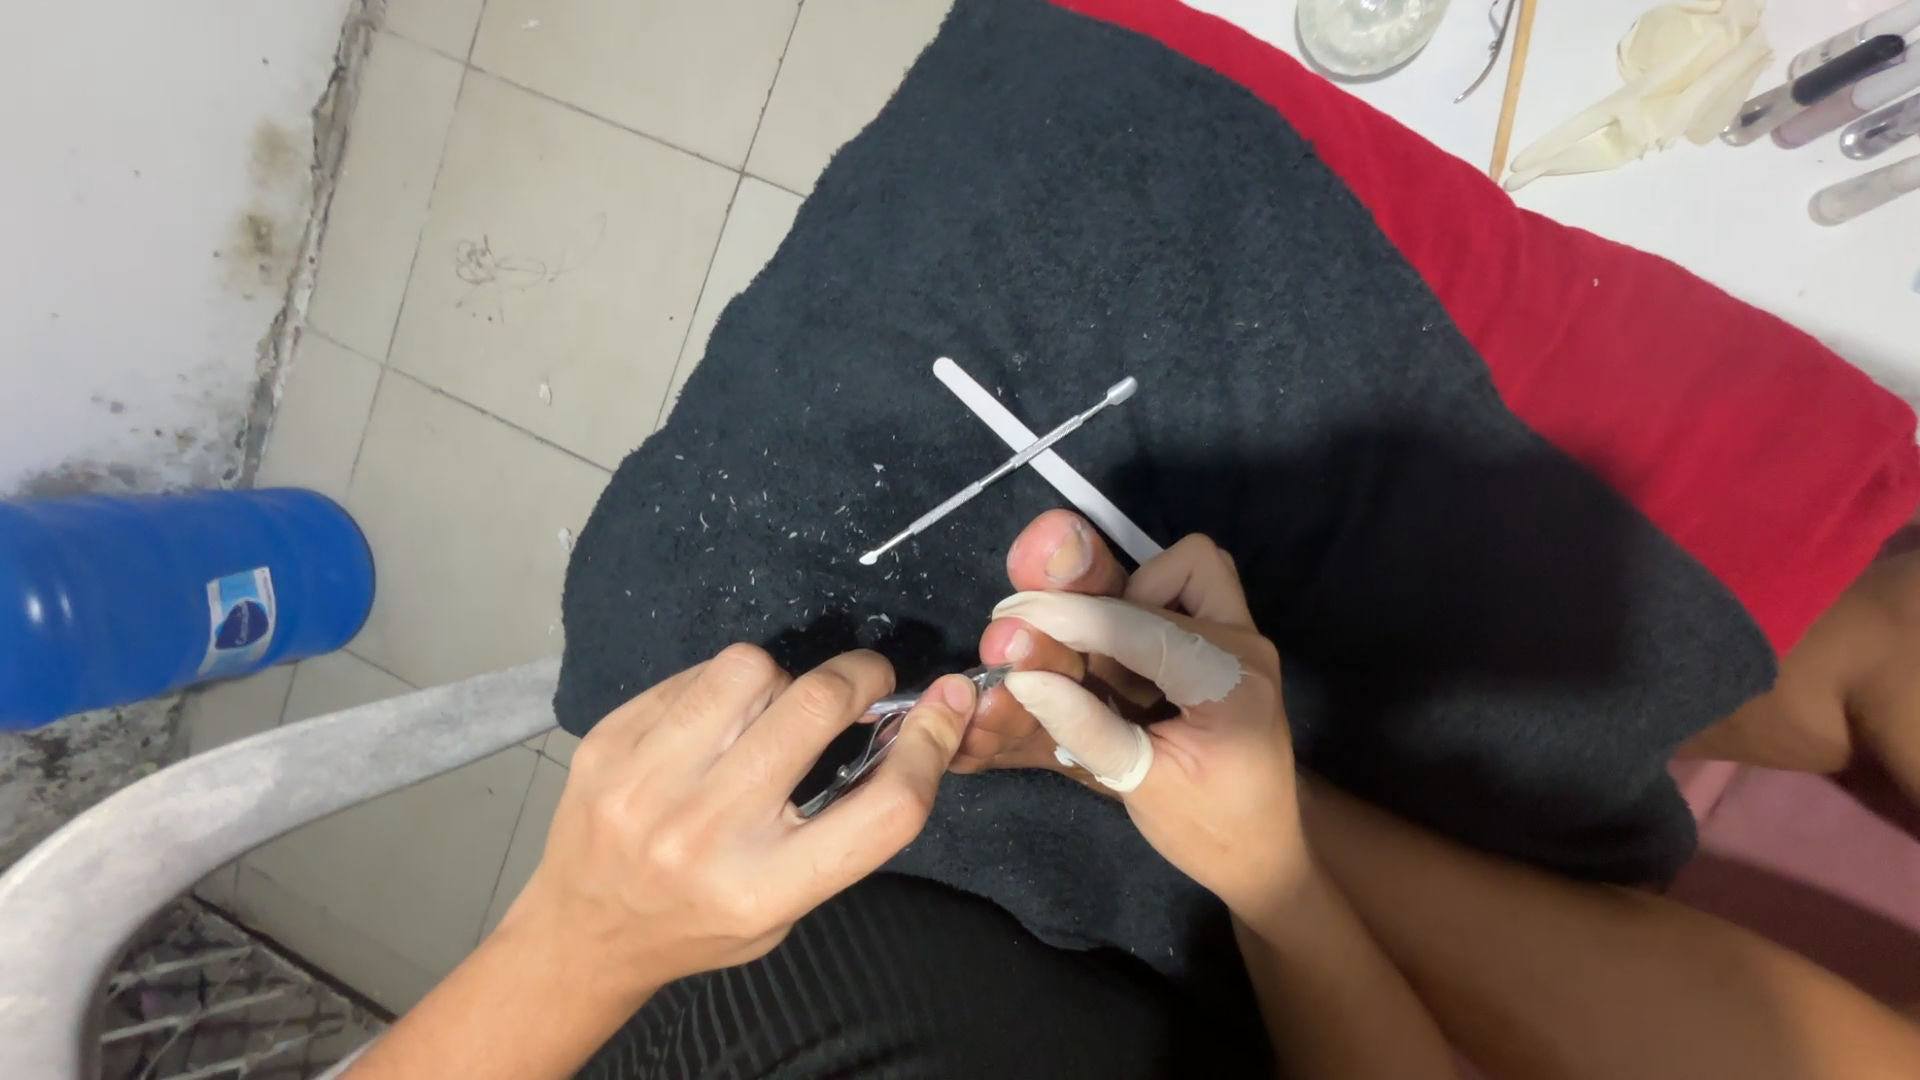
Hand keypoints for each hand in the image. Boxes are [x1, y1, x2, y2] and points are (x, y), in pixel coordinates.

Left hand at [499, 646, 976, 1001]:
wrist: (579, 933)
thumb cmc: (704, 921)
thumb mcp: (791, 901)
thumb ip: (849, 822)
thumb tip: (918, 718)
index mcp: (764, 890)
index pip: (885, 808)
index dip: (932, 744)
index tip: (946, 702)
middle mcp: (703, 836)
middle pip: (816, 709)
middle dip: (859, 677)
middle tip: (864, 682)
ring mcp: (644, 782)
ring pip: (751, 668)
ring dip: (784, 678)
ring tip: (776, 706)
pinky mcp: (608, 740)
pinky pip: (696, 673)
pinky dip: (727, 684)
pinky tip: (718, 718)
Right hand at [984, 512, 1309, 916]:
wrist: (1264, 847)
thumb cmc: (1207, 828)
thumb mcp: (1141, 786)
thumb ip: (1084, 726)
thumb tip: (1021, 678)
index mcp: (1230, 684)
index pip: (1140, 628)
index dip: (1072, 618)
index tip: (1013, 616)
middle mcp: (1246, 643)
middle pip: (1172, 573)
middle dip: (1109, 608)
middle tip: (1076, 658)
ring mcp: (1244, 635)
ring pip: (1188, 567)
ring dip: (1134, 600)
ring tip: (1112, 665)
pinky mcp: (1230, 637)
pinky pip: (1186, 588)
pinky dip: (1146, 608)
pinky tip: (1129, 662)